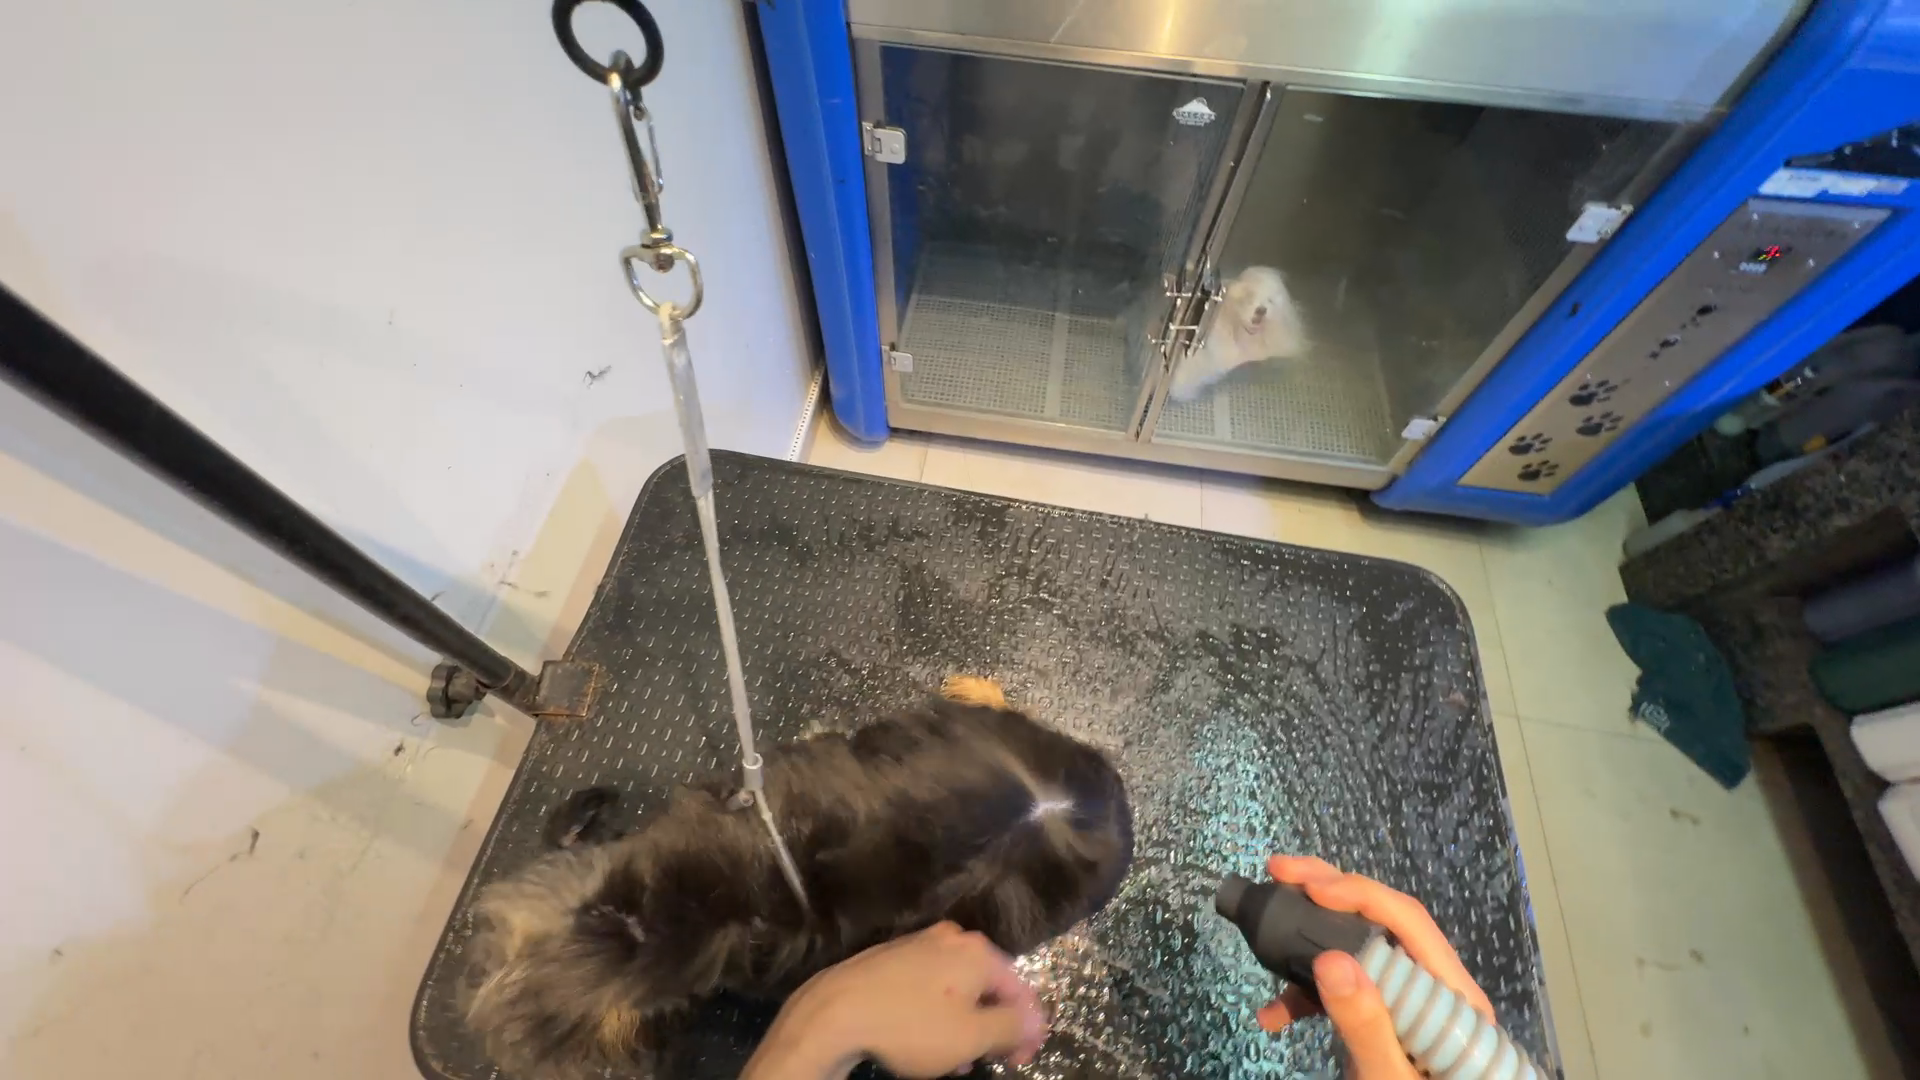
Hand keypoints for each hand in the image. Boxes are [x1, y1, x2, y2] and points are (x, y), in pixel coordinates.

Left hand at [741, 922, 1048, 1079]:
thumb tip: (1035, 1020)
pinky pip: (934, 982)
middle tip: (987, 1059)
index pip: (1020, 989)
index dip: (1027, 1029)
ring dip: (966, 1022)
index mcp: (978, 951)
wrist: (838, 1009)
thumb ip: (1011, 1027)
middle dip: (993, 1025)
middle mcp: (954, 937)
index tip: (1019, 1061)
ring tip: (955, 1058)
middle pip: (990, 983)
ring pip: (960, 985)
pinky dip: (941, 1010)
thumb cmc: (913, 1024)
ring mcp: (923, 942)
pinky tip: (928, 1037)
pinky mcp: (898, 954)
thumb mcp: (971, 1037)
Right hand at [1255, 856, 1493, 1079]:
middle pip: (1378, 919)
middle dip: (1326, 889)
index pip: (1408, 921)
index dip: (1358, 893)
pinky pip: (1341, 989)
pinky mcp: (1380, 1021)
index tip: (1308, 886)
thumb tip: (1330, 959)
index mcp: (1452, 997)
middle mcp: (1431, 988)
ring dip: (1307, 933)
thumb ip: (1368, 1027)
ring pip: (1355, 945)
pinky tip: (1273, 1015)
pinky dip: (1303, 994)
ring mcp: (1404, 1003)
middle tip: (1278, 870)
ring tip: (1267, 911)